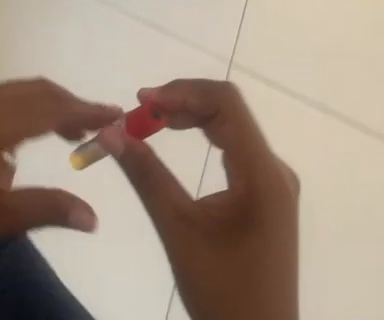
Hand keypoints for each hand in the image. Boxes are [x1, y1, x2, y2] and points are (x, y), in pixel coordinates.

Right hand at [99, 79, 299, 319]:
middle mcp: (274, 170)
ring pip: (231, 127)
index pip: (225, 103)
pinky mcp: (266, 197)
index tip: (141, 101)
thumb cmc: (221, 292)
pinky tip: (177, 139)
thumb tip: (110, 130)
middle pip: (228, 111)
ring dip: (191, 116)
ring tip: (150, 122)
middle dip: (181, 102)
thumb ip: (145, 174)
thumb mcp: (177, 229)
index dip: (182, 91)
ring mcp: (273, 184)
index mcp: (262, 174)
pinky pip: (234, 148)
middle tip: (138, 113)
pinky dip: (203, 136)